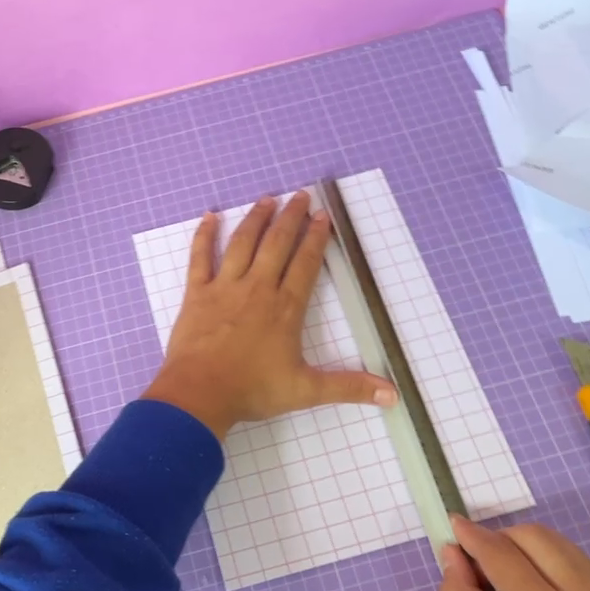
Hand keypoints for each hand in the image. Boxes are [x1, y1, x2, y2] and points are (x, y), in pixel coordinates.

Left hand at [143, 192, 395, 437]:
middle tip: (300, 195)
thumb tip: (392, 395)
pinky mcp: (196, 293)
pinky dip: (204, 235)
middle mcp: (257, 288)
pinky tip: (209, 216)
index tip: (323, 216)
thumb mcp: (306, 391)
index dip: (316, 238)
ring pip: (242, 243)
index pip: (305, 264)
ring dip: (256, 219)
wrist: (199, 393)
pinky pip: (200, 257)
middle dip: (291, 217)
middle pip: (277, 244)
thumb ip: (348, 387)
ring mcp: (224, 287)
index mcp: (285, 308)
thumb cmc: (251, 390)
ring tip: (267, 199)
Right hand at [438, 516, 589, 590]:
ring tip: (506, 576)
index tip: (452, 525)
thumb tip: (451, 554)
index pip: (500, 554)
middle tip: (479, 566)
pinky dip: (546, 556)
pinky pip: (573, 557)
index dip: (472, 536)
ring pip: (554, 540)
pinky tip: (535, 583)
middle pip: (529, 536)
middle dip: (497, 539)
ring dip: (522, 544)